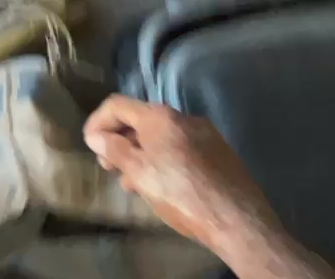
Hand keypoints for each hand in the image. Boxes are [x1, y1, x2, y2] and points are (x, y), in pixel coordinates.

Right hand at [83, 95, 277, 249]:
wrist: (244, 228)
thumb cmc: (182, 195)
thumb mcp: (138, 172)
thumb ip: (112, 149)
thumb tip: (96, 136)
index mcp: (160, 117)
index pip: (116, 105)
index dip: (97, 121)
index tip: (90, 144)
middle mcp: (184, 118)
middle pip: (140, 121)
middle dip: (120, 141)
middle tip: (109, 165)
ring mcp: (208, 137)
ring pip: (162, 138)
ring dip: (142, 154)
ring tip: (133, 181)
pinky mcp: (223, 157)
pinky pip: (183, 150)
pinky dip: (165, 160)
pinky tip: (162, 184)